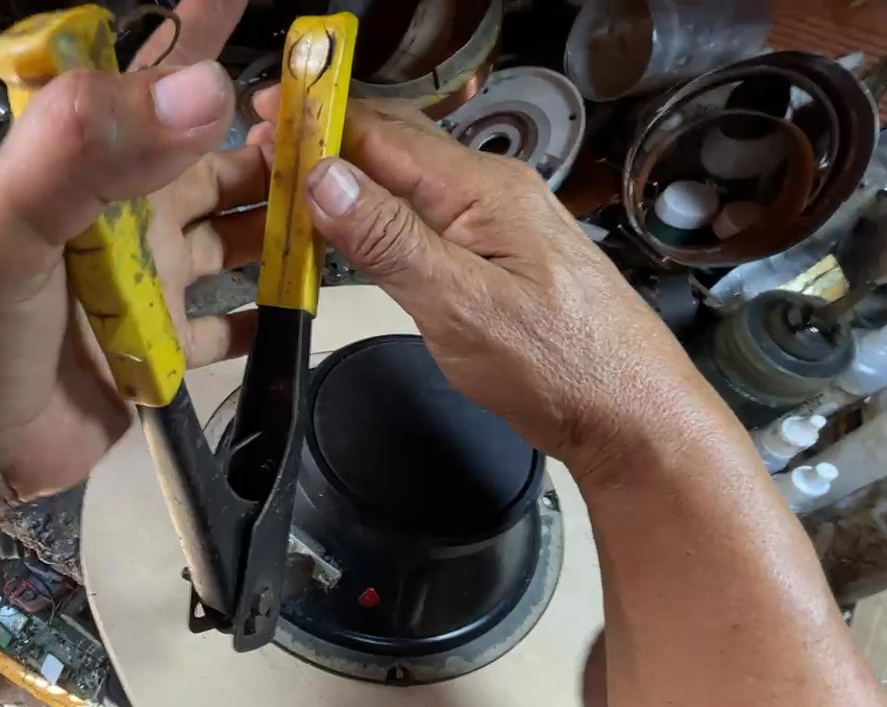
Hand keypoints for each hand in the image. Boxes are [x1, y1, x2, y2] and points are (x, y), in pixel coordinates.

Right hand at [251, 95, 721, 478]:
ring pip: (406, 185)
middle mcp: (488, 193)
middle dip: (328, 138)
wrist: (622, 413)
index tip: (264, 112)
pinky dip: (374, 214)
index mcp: (482, 191)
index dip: (320, 121)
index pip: (385, 136)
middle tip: (265, 139)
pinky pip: (419, 220)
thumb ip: (391, 240)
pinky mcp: (488, 260)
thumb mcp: (460, 303)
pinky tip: (352, 223)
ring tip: (293, 175)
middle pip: (396, 147)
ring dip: (347, 175)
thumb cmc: (552, 364)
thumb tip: (325, 178)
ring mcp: (491, 227)